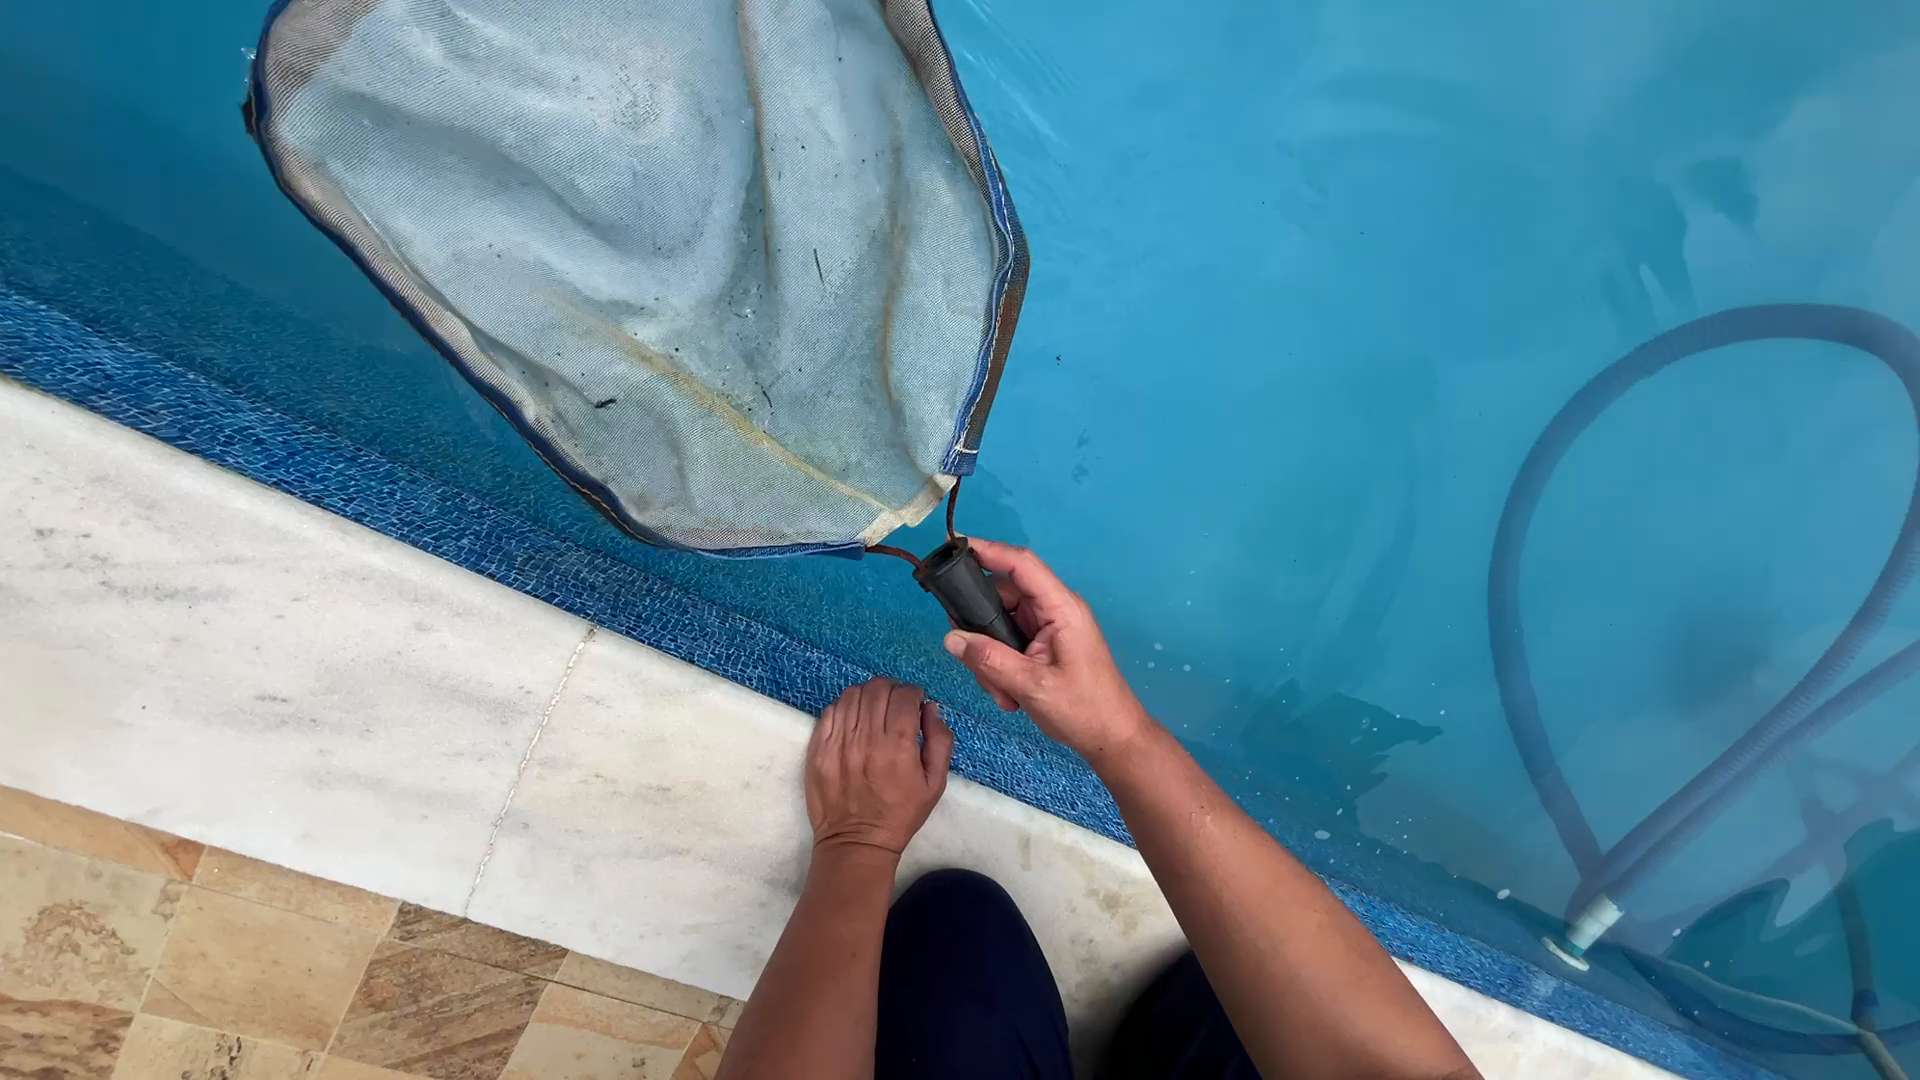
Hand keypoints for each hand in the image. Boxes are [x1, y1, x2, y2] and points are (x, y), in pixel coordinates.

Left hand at [806, 678, 954, 856]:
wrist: (856, 843)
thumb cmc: (900, 813)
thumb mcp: (935, 783)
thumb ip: (940, 741)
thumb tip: (930, 708)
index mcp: (898, 746)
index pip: (904, 696)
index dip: (913, 694)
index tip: (914, 704)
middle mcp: (866, 739)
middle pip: (878, 689)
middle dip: (892, 689)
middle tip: (895, 703)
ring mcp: (838, 742)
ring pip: (852, 694)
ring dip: (868, 694)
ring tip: (873, 708)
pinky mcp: (818, 749)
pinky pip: (831, 710)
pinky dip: (845, 707)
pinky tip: (853, 719)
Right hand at [942, 539, 1153, 760]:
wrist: (1113, 738)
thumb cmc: (1084, 710)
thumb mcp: (1032, 686)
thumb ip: (990, 660)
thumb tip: (951, 638)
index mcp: (1061, 608)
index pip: (1021, 564)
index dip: (988, 550)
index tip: (954, 546)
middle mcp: (1053, 610)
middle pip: (1002, 596)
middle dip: (980, 628)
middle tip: (971, 659)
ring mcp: (1047, 627)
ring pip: (1000, 623)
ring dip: (990, 655)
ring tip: (1000, 691)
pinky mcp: (1042, 644)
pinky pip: (1008, 641)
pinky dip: (999, 665)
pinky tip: (1006, 694)